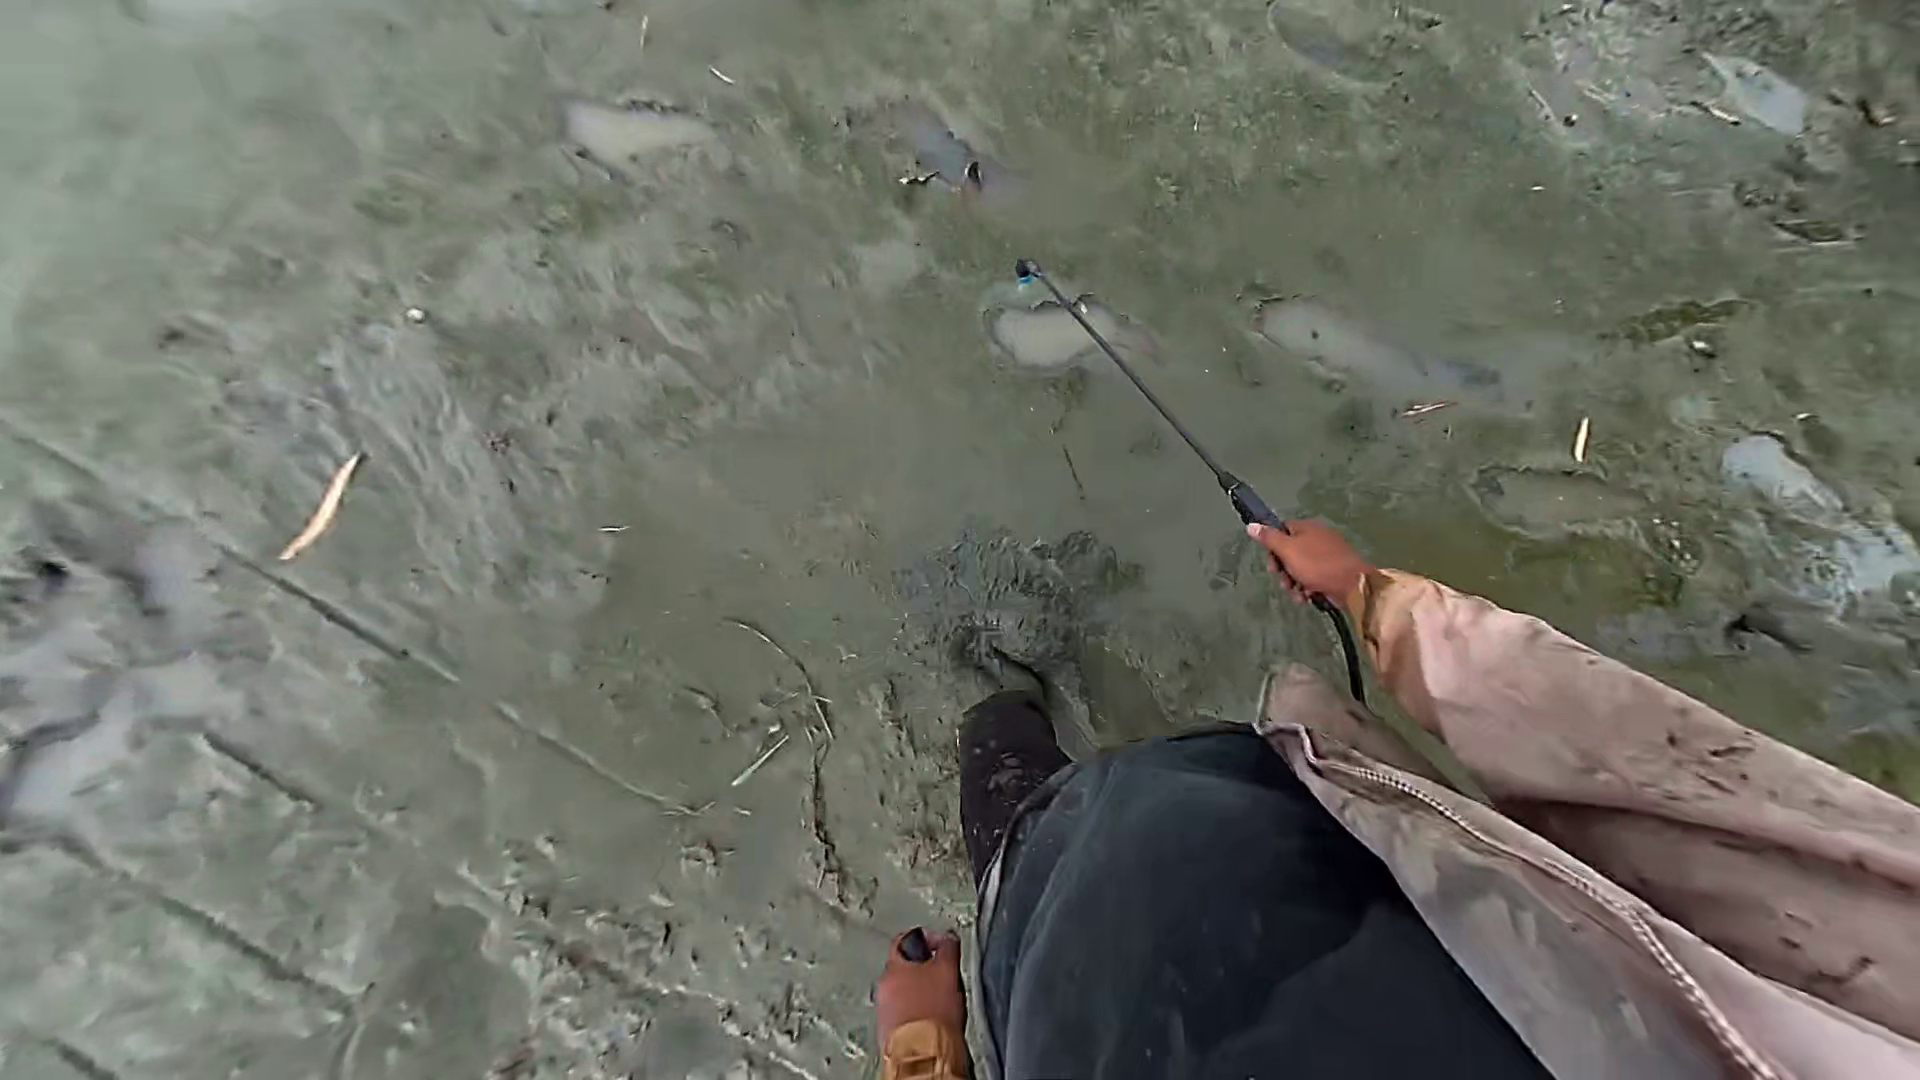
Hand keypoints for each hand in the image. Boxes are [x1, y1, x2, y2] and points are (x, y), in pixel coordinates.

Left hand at [876, 929, 964, 1044]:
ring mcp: (884, 1013)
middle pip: (903, 967)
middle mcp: (883, 988)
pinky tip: (931, 1018)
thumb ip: (947, 948)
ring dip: (919, 991)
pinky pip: (903, 1015)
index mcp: (892, 967)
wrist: (926, 1056)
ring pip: (903, 992)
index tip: (941, 945)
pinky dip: (916, 1013)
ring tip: (939, 999)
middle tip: (942, 973)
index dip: (926, 939)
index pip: (904, 939)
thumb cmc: (934, 1013)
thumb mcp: (948, 970)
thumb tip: (948, 940)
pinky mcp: (890, 1035)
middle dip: (923, 968)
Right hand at [1247, 521, 1371, 604]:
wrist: (1352, 585)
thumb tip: (1252, 525)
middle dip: (1282, 569)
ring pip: (1300, 567)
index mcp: (1307, 528)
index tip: (1272, 562)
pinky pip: (1314, 576)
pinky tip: (1307, 596)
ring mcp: (1328, 554)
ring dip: (1293, 582)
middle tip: (1283, 580)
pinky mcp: (1334, 571)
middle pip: (1289, 551)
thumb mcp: (1287, 550)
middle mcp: (1318, 537)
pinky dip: (1308, 587)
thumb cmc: (1316, 565)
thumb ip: (1268, 538)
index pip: (1281, 530)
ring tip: (1296, 592)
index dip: (1272, 547)